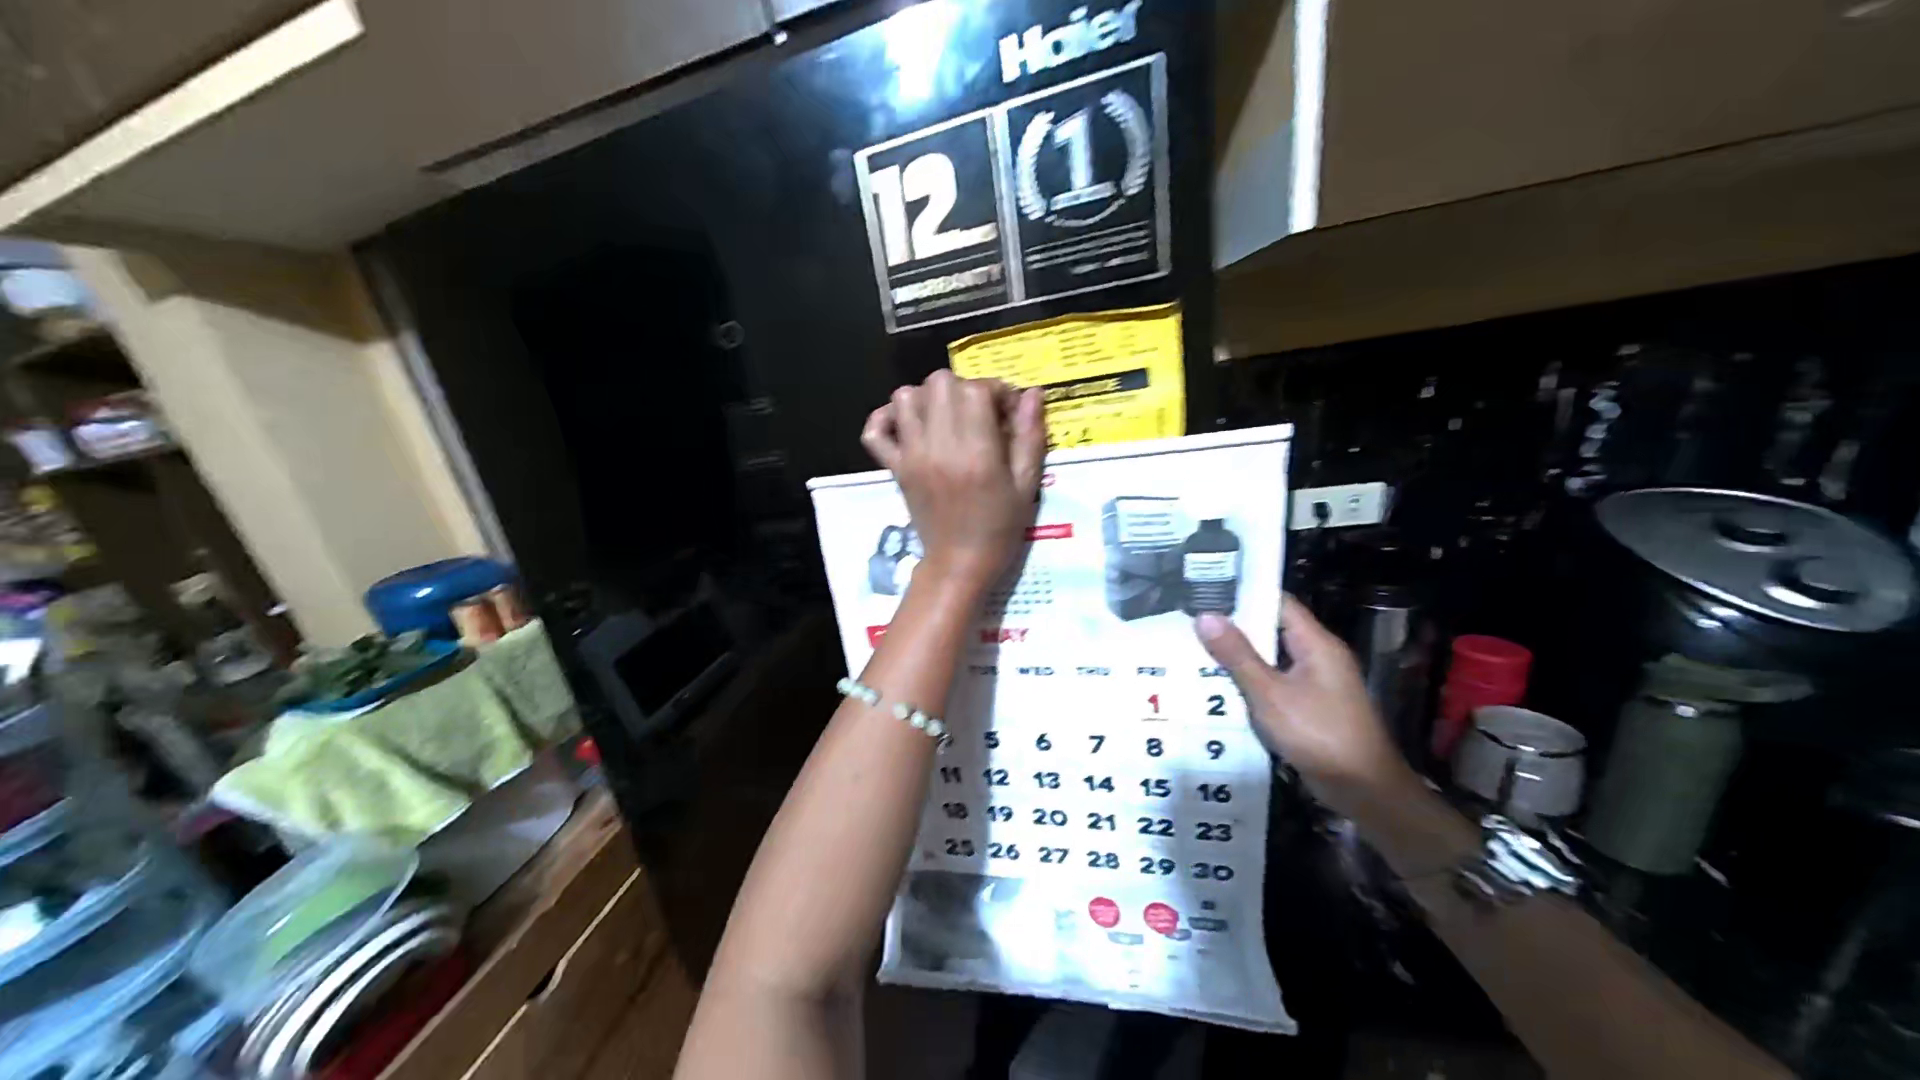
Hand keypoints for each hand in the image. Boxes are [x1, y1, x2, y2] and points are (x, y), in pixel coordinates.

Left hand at [861, 371, 1045, 594]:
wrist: (959, 563)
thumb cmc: (1000, 528)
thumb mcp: (1026, 485)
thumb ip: (1030, 436)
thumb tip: (1033, 393)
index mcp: (977, 452)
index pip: (976, 390)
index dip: (996, 390)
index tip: (1007, 412)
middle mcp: (939, 447)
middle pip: (939, 383)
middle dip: (963, 388)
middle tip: (978, 413)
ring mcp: (911, 456)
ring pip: (906, 396)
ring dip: (928, 398)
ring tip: (947, 418)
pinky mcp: (894, 468)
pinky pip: (874, 431)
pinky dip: (886, 418)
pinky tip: (909, 425)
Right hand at [1194, 598, 1418, 807]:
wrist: (1364, 789)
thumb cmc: (1318, 734)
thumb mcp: (1270, 694)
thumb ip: (1237, 655)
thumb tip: (1205, 616)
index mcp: (1317, 644)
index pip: (1279, 602)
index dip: (1245, 593)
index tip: (1207, 590)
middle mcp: (1320, 656)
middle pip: (1274, 628)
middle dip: (1235, 626)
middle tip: (1192, 620)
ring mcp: (1318, 682)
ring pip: (1272, 657)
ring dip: (1241, 655)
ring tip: (1197, 647)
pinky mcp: (1312, 705)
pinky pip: (1276, 682)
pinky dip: (1252, 680)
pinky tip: (1221, 685)